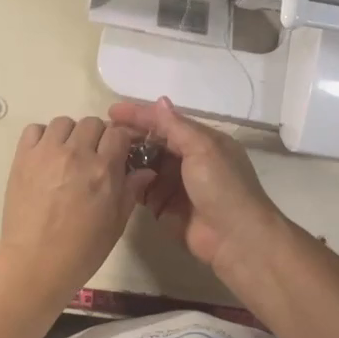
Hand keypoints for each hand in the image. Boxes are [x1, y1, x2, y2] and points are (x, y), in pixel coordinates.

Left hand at [0, 116, 155, 301]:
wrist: (36, 262)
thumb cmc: (82, 249)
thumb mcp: (116, 223)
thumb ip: (130, 190)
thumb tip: (146, 170)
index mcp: (103, 169)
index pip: (118, 133)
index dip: (121, 141)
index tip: (119, 152)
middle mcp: (76, 153)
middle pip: (92, 123)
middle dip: (97, 137)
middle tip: (93, 156)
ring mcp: (46, 153)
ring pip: (63, 122)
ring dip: (70, 134)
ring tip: (68, 155)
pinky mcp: (22, 158)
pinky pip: (34, 129)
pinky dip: (43, 137)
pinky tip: (46, 155)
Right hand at [107, 97, 288, 271]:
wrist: (234, 237)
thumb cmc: (221, 186)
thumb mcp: (202, 149)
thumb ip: (177, 127)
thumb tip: (160, 100)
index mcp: (203, 142)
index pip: (166, 122)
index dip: (140, 115)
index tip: (112, 111)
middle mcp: (189, 160)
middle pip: (154, 144)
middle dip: (131, 138)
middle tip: (105, 135)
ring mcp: (177, 185)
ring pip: (146, 166)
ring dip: (128, 160)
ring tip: (104, 154)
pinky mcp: (166, 207)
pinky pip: (143, 190)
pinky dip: (130, 183)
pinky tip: (112, 177)